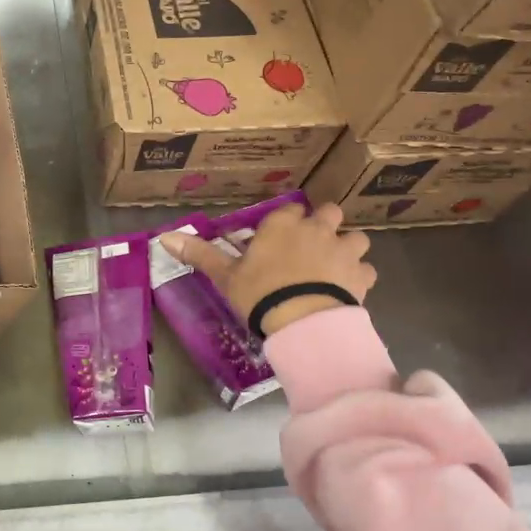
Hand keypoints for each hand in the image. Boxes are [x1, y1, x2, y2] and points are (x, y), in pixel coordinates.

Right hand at [161, 203, 375, 335]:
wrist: (302, 321)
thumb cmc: (260, 292)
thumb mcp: (225, 275)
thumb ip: (199, 253)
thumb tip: (162, 236)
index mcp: (282, 224)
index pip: (290, 209)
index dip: (288, 221)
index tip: (280, 236)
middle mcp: (316, 229)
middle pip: (330, 213)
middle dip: (325, 224)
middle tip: (313, 244)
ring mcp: (343, 251)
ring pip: (357, 237)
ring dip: (349, 247)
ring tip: (336, 264)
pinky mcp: (362, 276)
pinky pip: (368, 270)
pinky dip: (361, 277)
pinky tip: (350, 289)